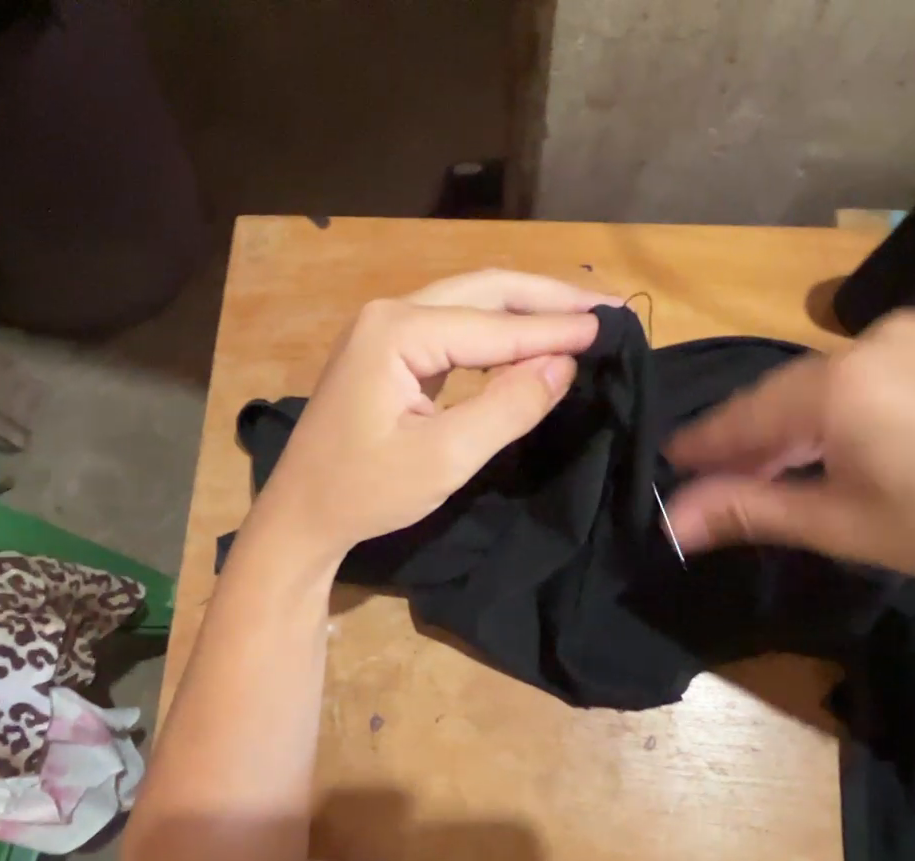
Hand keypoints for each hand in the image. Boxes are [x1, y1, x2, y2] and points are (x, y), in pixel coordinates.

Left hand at [248, 270, 617, 559]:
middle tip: (608, 306)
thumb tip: (565, 363)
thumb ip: (507, 407)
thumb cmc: (365, 492)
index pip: (494, 324)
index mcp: (397, 331)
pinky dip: (497, 332)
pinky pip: (454, 328)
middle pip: (484, 291)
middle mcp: (389, 314)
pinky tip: (528, 339)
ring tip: (581, 315)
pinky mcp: (387, 351)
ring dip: (525, 309)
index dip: (555, 328)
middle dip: (547, 299)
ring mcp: (384, 330)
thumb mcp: (444, 458)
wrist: (301, 514)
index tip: (613, 326)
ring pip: (470, 303)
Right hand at [663, 312, 914, 622]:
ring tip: (788, 466)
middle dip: (755, 438)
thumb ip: (746, 509)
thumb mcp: (839, 525)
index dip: (705, 443)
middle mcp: (875, 338)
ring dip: (801, 423)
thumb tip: (670, 521)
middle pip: (788, 393)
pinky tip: (853, 441)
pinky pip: (879, 372)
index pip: (745, 413)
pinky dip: (850, 405)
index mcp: (838, 380)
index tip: (672, 460)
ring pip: (832, 380)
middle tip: (727, 478)